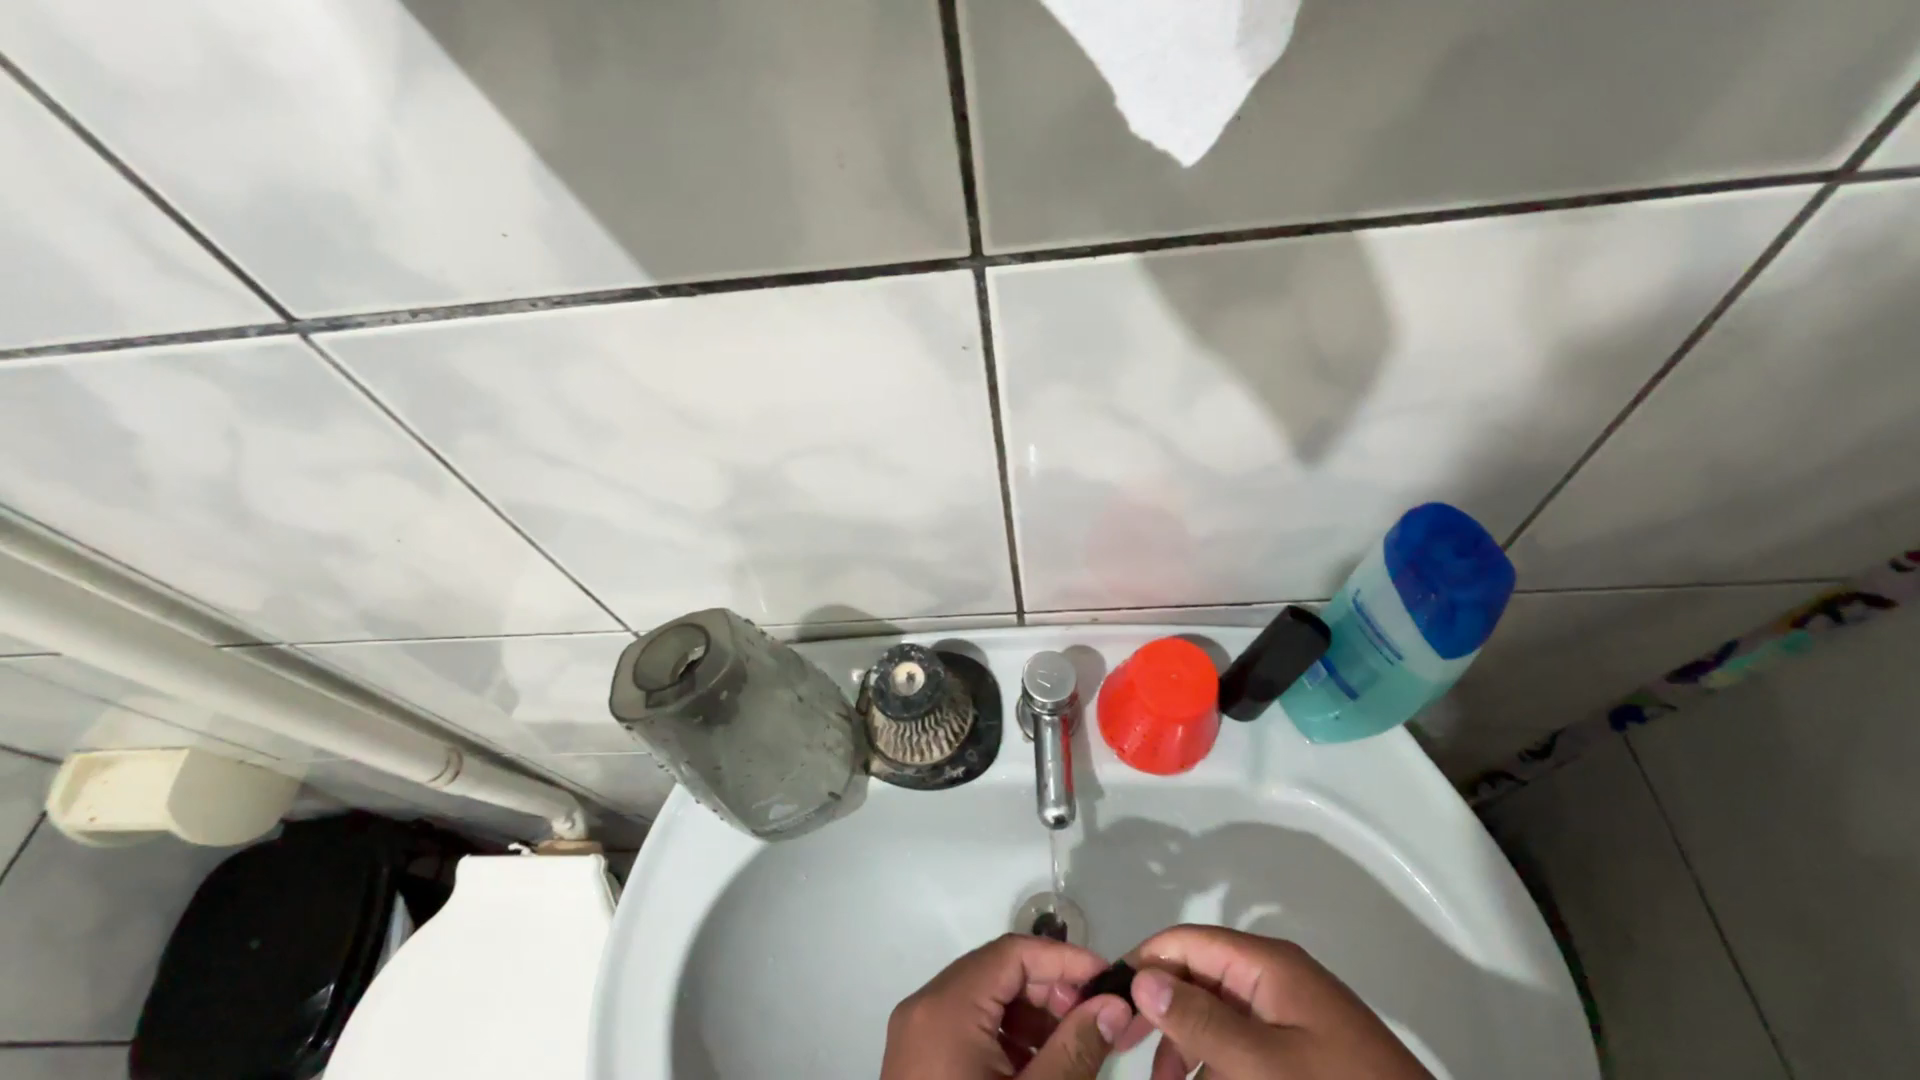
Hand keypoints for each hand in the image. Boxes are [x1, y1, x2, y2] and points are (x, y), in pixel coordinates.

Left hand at [880, 933, 1136, 1079]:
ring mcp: (918, 1033)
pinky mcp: (920, 1059)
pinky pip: (970, 1026)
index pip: (1012, 953)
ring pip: (986, 999)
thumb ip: (1076, 1048)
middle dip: (1052, 989)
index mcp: (945, 1006)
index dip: (1064, 960)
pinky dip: (1008, 1036)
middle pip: (998, 972)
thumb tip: (1114, 1004)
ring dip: (1034, 1014)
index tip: (1109, 980)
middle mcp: (925, 1007)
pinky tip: (1043, 1065)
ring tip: (1076, 1044)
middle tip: (1097, 1017)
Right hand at [1125, 926, 1434, 1079]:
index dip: (1142, 965)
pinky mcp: (1299, 1045)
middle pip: (1197, 976)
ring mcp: (1287, 1012)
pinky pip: (1241, 1041)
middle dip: (1161, 1011)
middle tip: (1129, 1051)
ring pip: (1215, 1013)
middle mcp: (1272, 976)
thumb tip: (1142, 976)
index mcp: (1265, 964)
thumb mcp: (1261, 1065)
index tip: (1109, 1005)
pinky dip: (1215, 1062)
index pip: (1184, 941)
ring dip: (1184, 1045)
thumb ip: (1200, 1020)